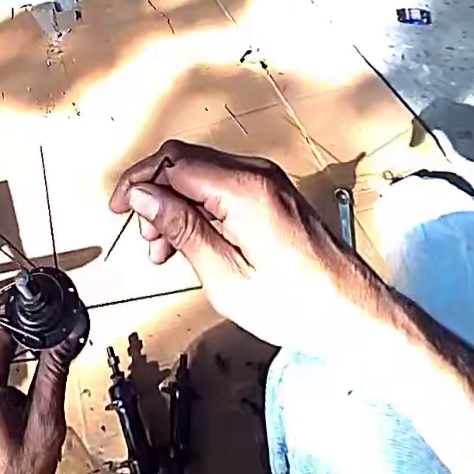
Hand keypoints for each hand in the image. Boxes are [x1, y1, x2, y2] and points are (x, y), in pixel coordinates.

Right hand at [109, 140, 391, 359]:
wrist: (353, 312)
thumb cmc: (296, 304)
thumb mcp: (225, 276)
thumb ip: (181, 228)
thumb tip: (142, 194)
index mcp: (244, 189)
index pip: (172, 163)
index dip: (138, 182)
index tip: (119, 210)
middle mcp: (255, 172)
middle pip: (183, 160)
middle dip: (154, 193)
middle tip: (145, 238)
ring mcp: (264, 178)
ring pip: (198, 171)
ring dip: (172, 201)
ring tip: (164, 247)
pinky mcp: (269, 189)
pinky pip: (218, 183)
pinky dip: (195, 204)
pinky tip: (189, 238)